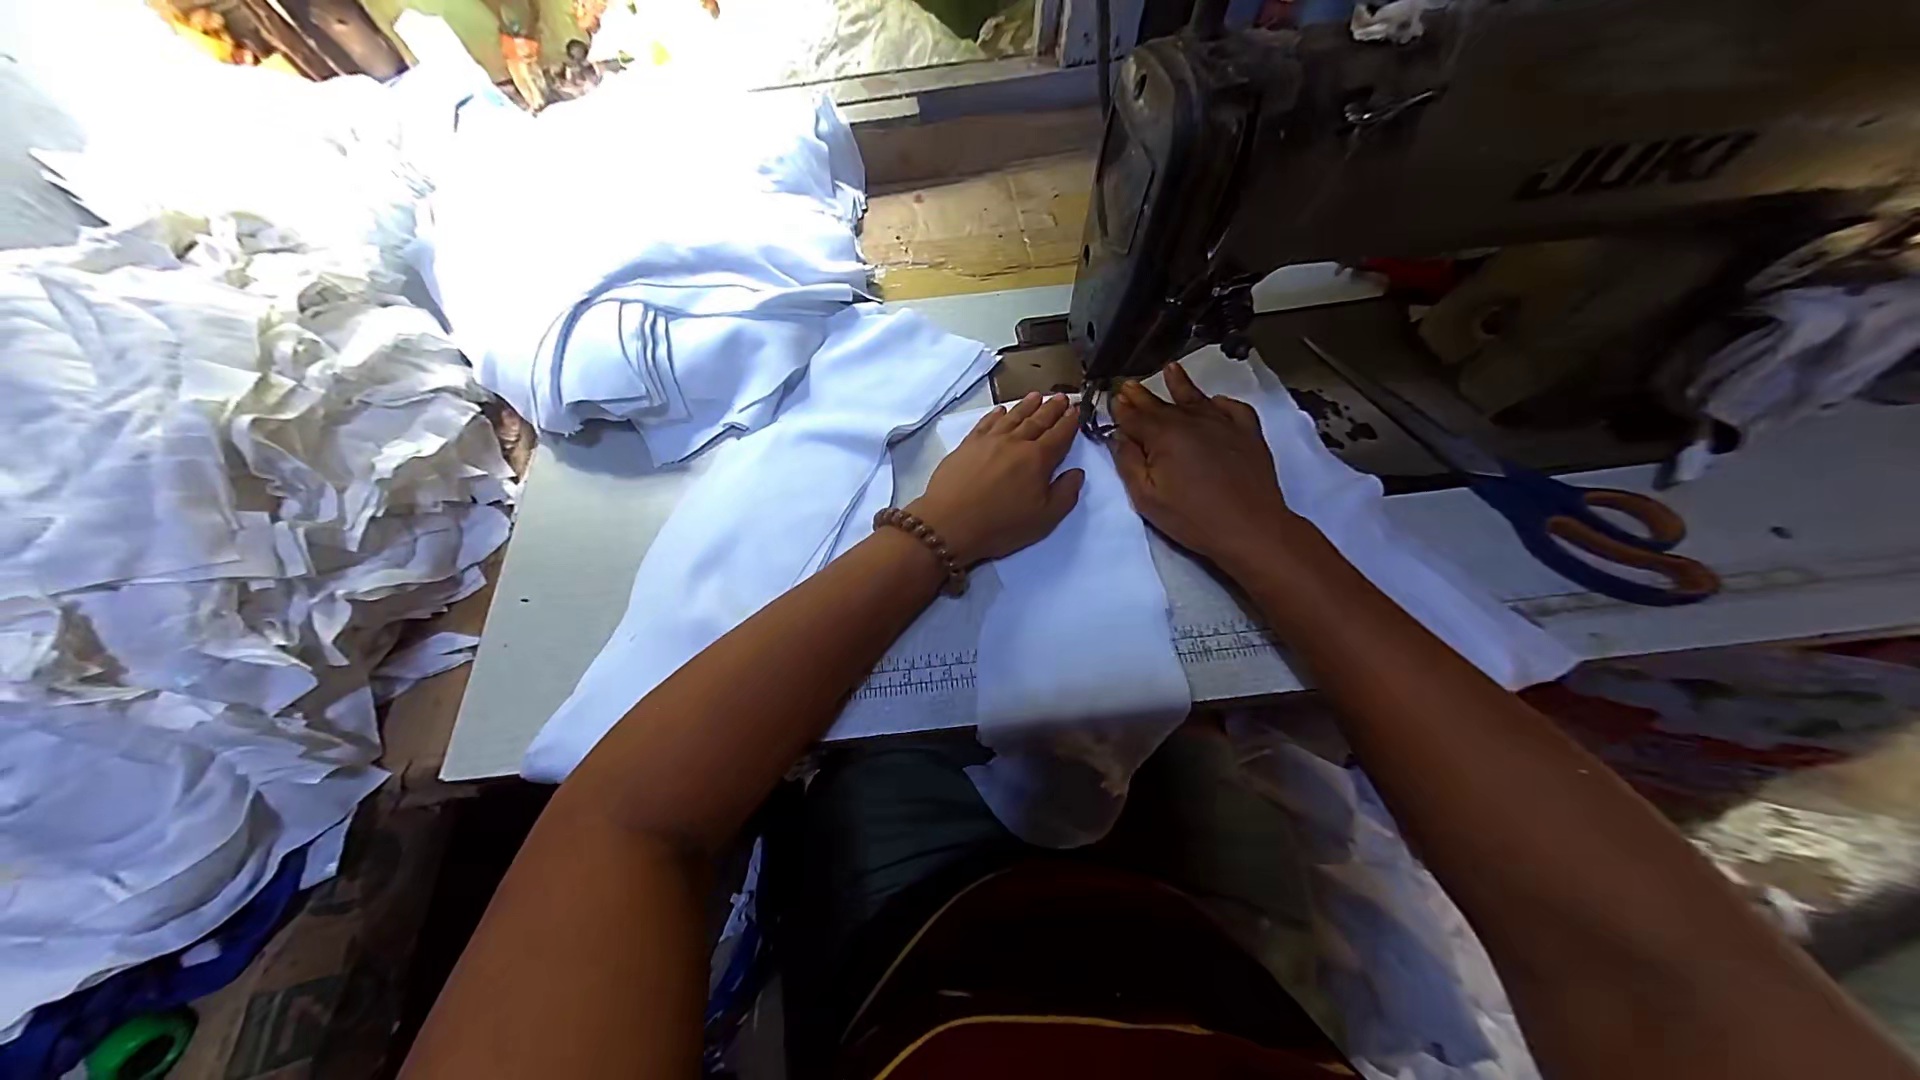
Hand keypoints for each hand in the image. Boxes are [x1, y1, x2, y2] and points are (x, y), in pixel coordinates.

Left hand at [907, 392, 1084, 564]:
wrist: (950, 523)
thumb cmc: (1001, 525)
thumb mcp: (1044, 519)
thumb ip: (1065, 494)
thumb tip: (1076, 472)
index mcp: (1038, 459)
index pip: (1059, 435)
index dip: (1069, 422)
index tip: (1076, 410)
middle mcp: (1015, 443)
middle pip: (1037, 420)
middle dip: (1051, 408)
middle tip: (1060, 397)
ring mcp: (989, 441)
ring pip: (1012, 417)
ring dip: (1026, 405)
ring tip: (1036, 395)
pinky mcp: (967, 445)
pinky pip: (986, 423)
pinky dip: (996, 415)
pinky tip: (1001, 411)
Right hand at [1110, 361, 1301, 571]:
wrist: (1250, 528)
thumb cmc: (1192, 517)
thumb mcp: (1146, 497)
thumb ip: (1128, 463)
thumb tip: (1119, 437)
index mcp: (1164, 435)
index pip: (1134, 417)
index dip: (1121, 408)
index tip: (1112, 398)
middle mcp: (1192, 421)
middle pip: (1161, 405)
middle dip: (1141, 395)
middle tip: (1128, 385)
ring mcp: (1224, 424)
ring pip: (1196, 398)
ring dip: (1180, 384)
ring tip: (1170, 370)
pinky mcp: (1248, 433)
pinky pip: (1233, 409)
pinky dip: (1221, 402)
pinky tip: (1215, 401)